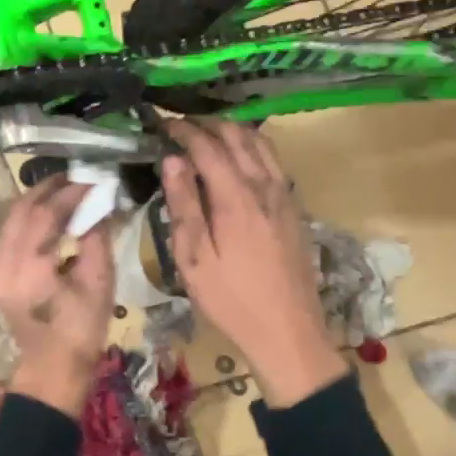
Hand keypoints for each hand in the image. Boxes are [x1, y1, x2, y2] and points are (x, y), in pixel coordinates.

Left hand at [0, 177, 115, 416]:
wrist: (53, 367)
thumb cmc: (82, 330)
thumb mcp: (99, 283)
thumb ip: (96, 237)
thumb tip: (99, 201)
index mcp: (29, 270)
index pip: (46, 215)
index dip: (71, 193)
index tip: (94, 180)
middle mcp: (3, 263)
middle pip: (23, 209)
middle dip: (50, 188)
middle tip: (78, 175)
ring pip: (13, 218)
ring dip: (39, 200)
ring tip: (68, 189)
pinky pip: (10, 232)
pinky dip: (30, 217)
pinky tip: (52, 213)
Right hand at [160, 119, 346, 407]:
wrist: (288, 331)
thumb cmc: (230, 299)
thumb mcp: (194, 259)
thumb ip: (183, 205)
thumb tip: (172, 161)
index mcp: (236, 198)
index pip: (207, 146)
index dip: (182, 130)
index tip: (161, 124)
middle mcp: (265, 187)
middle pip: (237, 136)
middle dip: (206, 123)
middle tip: (179, 126)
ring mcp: (285, 195)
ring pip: (260, 144)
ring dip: (232, 131)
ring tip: (205, 133)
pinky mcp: (294, 208)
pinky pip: (273, 161)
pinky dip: (251, 146)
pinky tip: (237, 158)